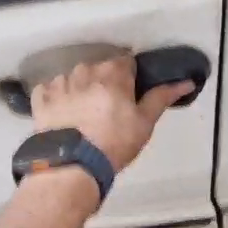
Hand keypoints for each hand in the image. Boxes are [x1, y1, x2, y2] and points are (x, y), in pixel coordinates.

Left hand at [30, 56, 194, 171]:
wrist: (72, 165)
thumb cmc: (114, 143)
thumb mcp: (144, 122)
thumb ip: (162, 97)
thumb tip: (187, 82)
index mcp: (113, 73)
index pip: (126, 61)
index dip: (130, 77)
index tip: (131, 94)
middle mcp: (85, 70)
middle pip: (99, 68)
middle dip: (105, 82)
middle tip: (110, 108)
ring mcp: (60, 82)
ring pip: (75, 77)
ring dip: (81, 89)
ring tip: (85, 115)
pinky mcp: (41, 97)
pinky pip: (51, 89)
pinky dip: (58, 98)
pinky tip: (64, 115)